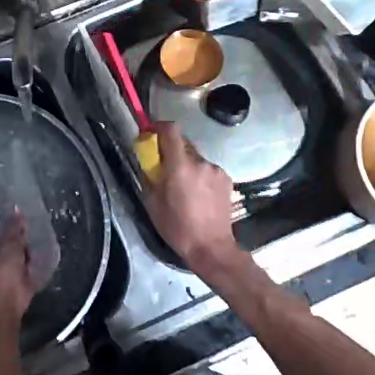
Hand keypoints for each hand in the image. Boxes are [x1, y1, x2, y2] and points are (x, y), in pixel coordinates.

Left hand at [0, 211, 42, 316]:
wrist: (10, 298)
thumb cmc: (6, 270)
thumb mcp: (10, 244)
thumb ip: (14, 227)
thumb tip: (17, 208)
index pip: (7, 227)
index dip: (17, 219)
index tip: (29, 208)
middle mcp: (6, 253)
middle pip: (18, 237)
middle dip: (28, 230)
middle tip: (44, 217)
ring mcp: (17, 264)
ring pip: (28, 248)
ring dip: (36, 242)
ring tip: (50, 229)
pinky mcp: (28, 273)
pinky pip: (36, 261)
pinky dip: (42, 255)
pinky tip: (52, 248)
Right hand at [146, 122, 242, 279]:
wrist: (211, 247)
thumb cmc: (177, 227)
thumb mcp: (152, 203)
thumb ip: (149, 176)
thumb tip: (148, 161)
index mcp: (179, 166)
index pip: (170, 130)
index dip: (159, 127)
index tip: (151, 133)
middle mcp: (200, 162)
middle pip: (183, 144)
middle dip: (172, 151)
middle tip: (164, 168)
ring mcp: (216, 169)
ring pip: (196, 158)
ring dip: (187, 165)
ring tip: (184, 188)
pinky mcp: (226, 179)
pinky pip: (208, 170)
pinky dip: (200, 176)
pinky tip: (199, 195)